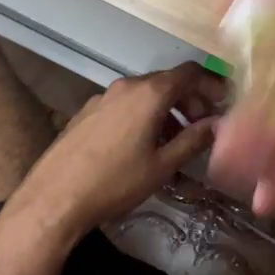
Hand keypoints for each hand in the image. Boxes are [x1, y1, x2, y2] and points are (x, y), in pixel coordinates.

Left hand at [14, 62, 221, 241]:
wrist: (50, 202)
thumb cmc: (114, 182)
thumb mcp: (162, 166)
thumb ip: (194, 140)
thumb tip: (218, 124)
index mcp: (150, 93)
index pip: (190, 73)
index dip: (211, 84)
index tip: (224, 103)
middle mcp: (127, 86)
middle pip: (168, 82)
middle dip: (189, 100)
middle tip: (201, 125)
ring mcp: (103, 98)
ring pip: (145, 94)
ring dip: (166, 110)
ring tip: (173, 140)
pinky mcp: (85, 113)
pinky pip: (124, 105)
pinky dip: (142, 115)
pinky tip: (140, 145)